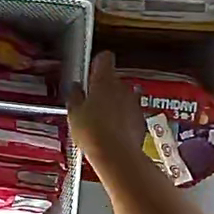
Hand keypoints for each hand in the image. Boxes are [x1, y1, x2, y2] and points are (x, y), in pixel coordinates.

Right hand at [67, 52, 149, 173]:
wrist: (116, 155)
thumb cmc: (94, 132)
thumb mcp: (74, 112)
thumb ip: (75, 96)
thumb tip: (74, 90)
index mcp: (104, 80)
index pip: (104, 58)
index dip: (96, 63)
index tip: (90, 69)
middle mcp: (122, 88)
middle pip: (113, 80)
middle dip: (102, 88)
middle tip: (88, 101)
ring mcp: (134, 104)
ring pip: (122, 97)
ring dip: (112, 104)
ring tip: (97, 120)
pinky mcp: (140, 120)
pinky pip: (129, 114)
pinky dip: (121, 119)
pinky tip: (108, 131)